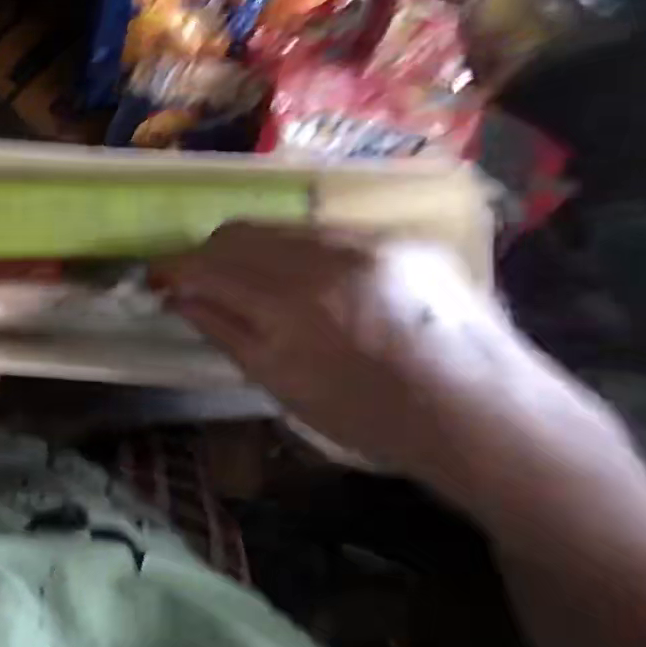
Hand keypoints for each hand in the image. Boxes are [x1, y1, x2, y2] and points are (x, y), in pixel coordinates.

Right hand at [152, 223, 630, 488]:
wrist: (489, 419)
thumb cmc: (372, 417)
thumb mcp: (281, 384)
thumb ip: (222, 330)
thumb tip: (176, 294)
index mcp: (293, 305)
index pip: (207, 264)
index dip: (172, 268)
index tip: (156, 279)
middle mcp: (328, 258)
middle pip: (236, 232)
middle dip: (208, 255)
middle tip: (203, 284)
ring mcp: (370, 242)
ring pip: (279, 227)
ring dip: (253, 252)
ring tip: (260, 287)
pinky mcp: (402, 239)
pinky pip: (326, 233)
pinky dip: (300, 253)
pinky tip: (317, 286)